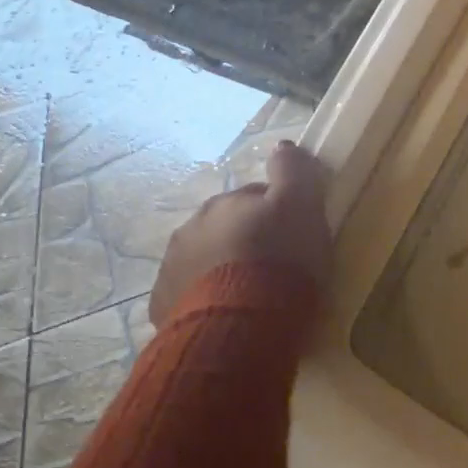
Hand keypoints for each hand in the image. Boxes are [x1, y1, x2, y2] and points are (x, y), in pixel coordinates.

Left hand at [150, 140, 333, 327]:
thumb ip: (293, 171)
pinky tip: (233, 308)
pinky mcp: (165, 304)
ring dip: (228, 265)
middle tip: (279, 261)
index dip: (281, 211)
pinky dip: (210, 294)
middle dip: (249, 237)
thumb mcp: (302, 206)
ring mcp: (172, 267)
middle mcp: (191, 228)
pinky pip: (193, 291)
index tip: (299, 232)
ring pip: (209, 257)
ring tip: (256, 289)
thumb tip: (282, 145)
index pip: (257, 196)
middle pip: (229, 226)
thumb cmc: (280, 258)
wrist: (240, 322)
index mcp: (225, 203)